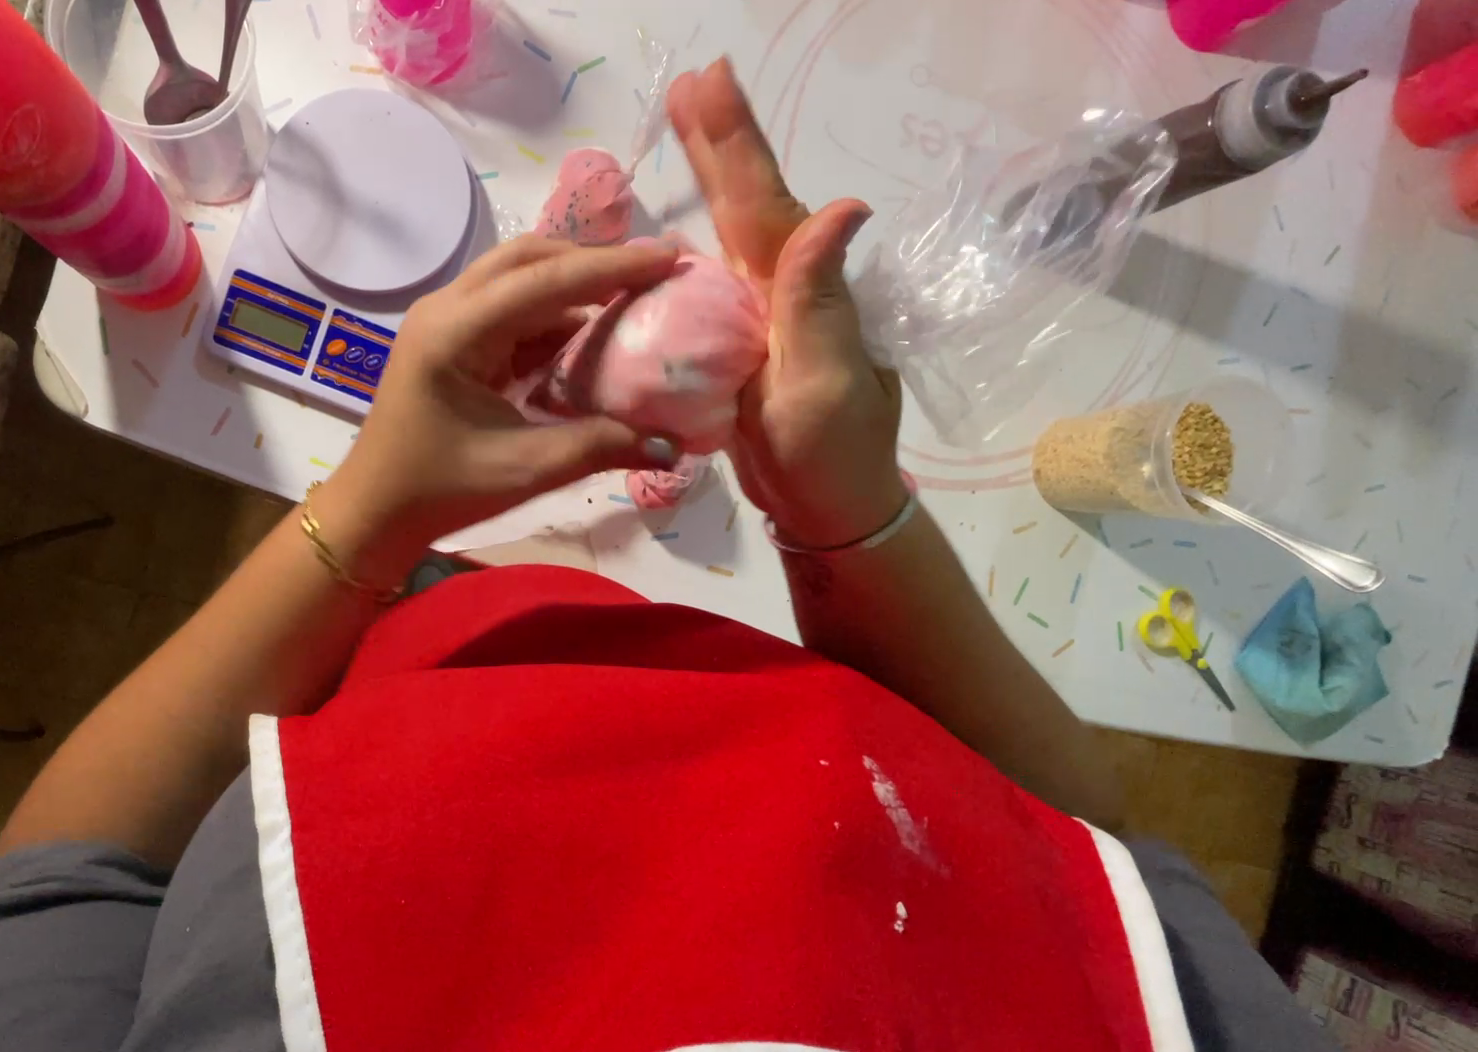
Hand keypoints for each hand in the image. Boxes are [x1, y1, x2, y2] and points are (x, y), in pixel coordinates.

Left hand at [312, 236, 681, 582]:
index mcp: (454, 332)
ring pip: (518, 280)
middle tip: (653, 270)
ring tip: (633, 295)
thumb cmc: (438, 491)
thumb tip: (673, 444)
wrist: (375, 511)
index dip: (612, 266)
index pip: (544, 281)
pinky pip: (510, 311)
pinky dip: (553, 316)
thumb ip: (599, 447)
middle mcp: (446, 310)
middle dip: (593, 262)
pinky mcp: (452, 341)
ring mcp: (445, 322)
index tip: (670, 256)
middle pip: (528, 259)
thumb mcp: (524, 469)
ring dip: (574, 285)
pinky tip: (591, 332)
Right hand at [668, 60, 906, 548]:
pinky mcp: (734, 347)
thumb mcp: (826, 382)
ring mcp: (756, 318)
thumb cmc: (829, 452)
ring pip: (726, 235)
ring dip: (709, 180)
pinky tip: (673, 237)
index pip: (763, 203)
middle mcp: (778, 290)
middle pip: (746, 204)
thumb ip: (818, 302)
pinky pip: (707, 284)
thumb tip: (842, 207)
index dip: (735, 144)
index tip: (710, 82)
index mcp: (797, 289)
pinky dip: (688, 250)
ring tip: (687, 128)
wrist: (825, 505)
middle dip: (721, 143)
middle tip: (696, 84)